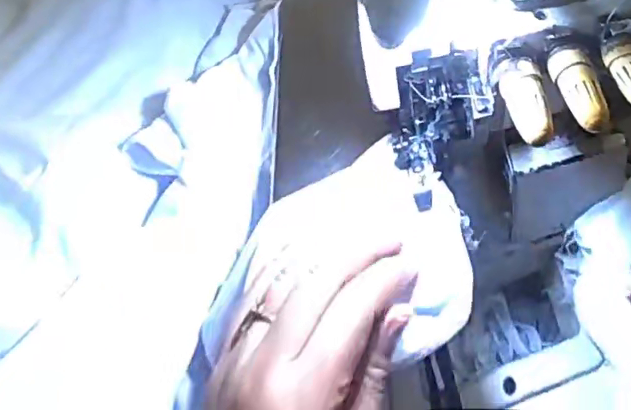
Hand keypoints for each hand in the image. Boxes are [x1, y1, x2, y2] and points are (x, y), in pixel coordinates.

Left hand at [207, 235, 416, 409]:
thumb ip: (374, 367)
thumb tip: (400, 308)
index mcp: (302, 388)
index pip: (353, 305)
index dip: (387, 278)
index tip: (412, 265)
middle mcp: (263, 363)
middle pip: (320, 281)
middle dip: (364, 252)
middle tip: (396, 241)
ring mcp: (234, 357)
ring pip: (283, 279)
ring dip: (326, 253)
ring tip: (360, 244)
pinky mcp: (218, 359)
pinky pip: (250, 296)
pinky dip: (282, 268)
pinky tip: (308, 255)